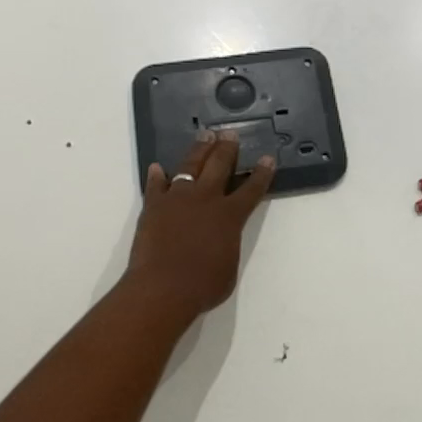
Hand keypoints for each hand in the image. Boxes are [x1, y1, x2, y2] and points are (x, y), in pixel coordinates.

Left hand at [127, 131, 276, 317]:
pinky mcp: (154, 205)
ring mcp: (178, 198)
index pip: (251, 189)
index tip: (267, 158)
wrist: (163, 288)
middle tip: (230, 134)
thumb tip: (221, 237)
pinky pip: (156, 185)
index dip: (261, 173)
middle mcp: (206, 199)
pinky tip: (157, 168)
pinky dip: (157, 176)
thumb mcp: (229, 267)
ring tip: (204, 137)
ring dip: (199, 150)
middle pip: (220, 165)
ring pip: (190, 165)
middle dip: (227, 148)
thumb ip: (228, 244)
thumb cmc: (203, 286)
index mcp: (230, 216)